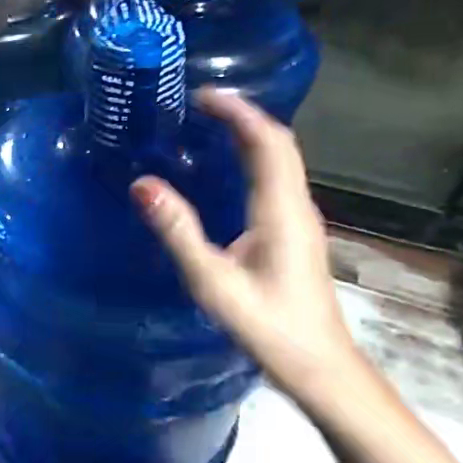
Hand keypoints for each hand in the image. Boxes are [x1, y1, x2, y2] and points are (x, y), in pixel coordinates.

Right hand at [131, 89, 366, 407]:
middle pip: (278, 143)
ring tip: (210, 125)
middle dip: (243, 115)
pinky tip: (228, 169)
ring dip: (250, 134)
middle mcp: (297, 204)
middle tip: (200, 104)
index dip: (237, 111)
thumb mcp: (213, 282)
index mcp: (281, 208)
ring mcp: (302, 218)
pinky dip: (254, 157)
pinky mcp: (298, 232)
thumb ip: (178, 232)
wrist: (320, 367)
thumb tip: (142, 184)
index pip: (266, 140)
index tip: (202, 95)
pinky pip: (278, 177)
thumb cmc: (269, 326)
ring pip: (281, 159)